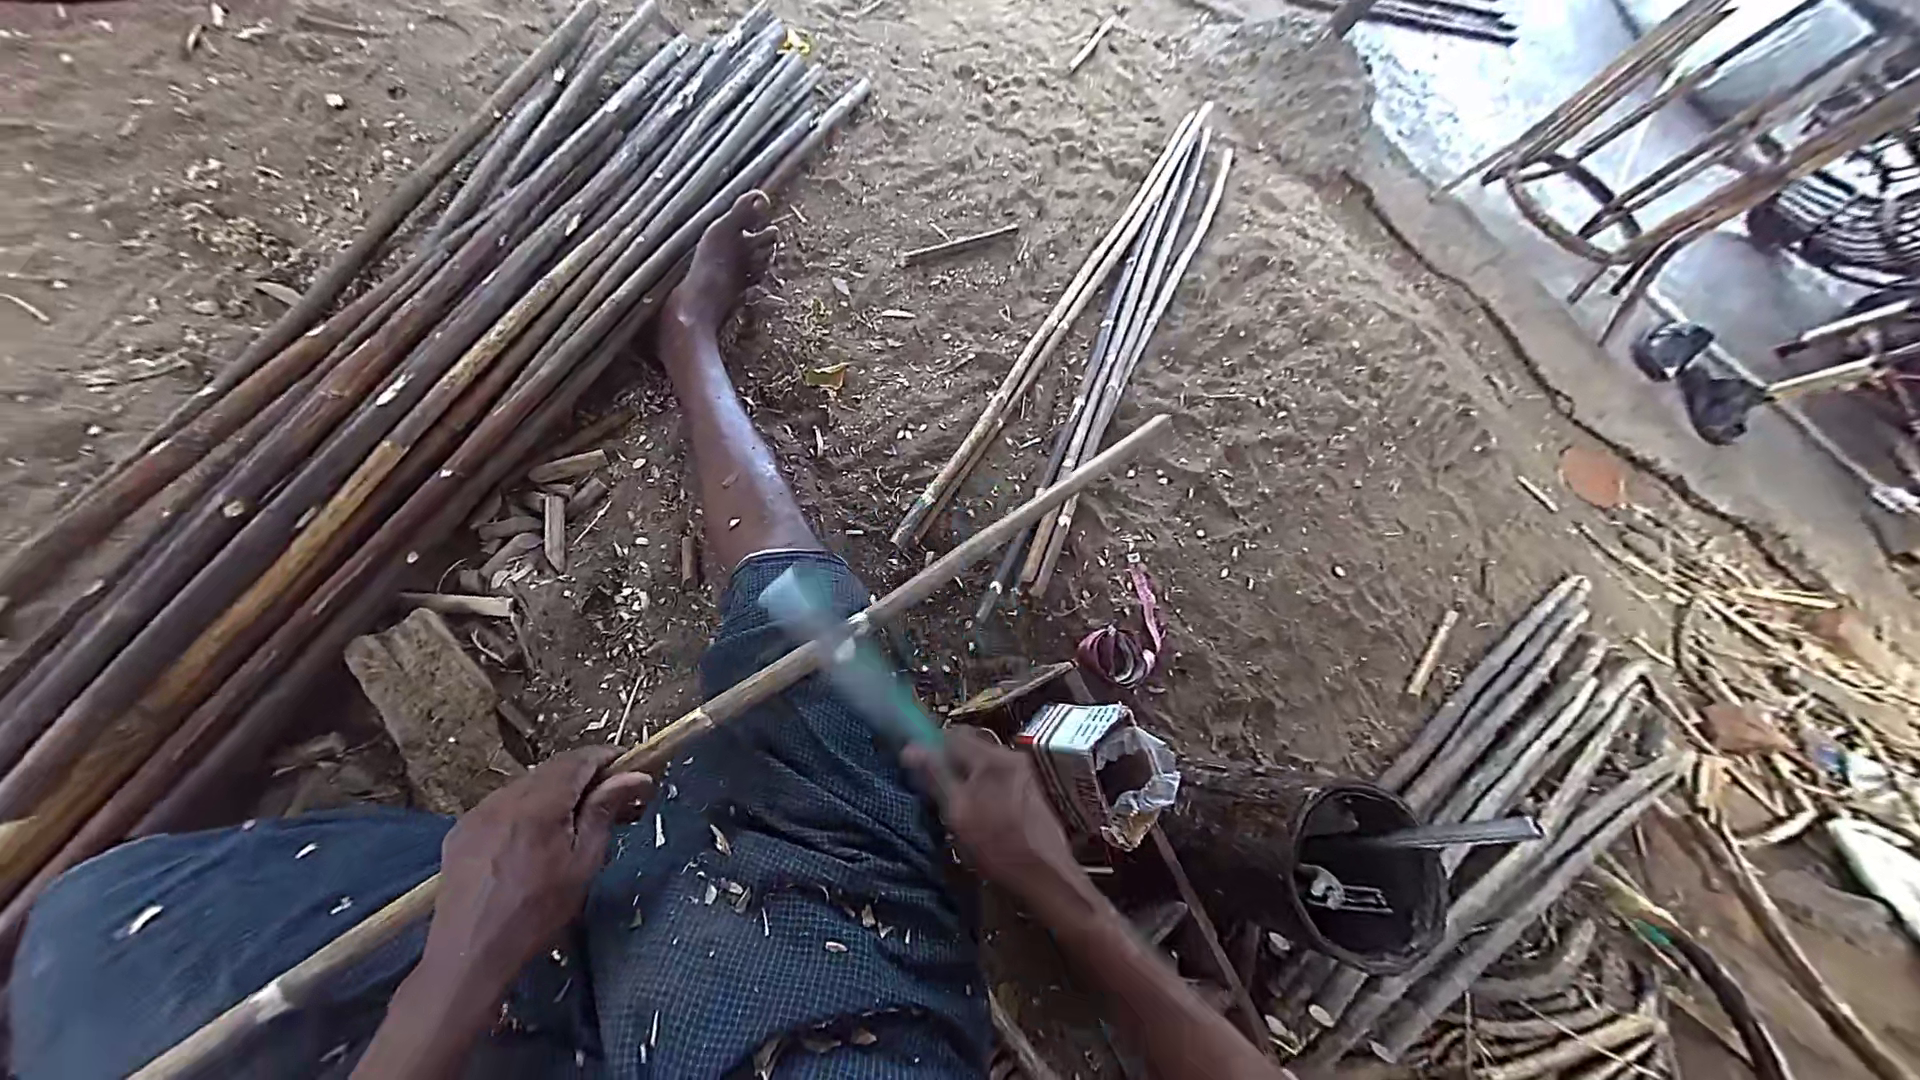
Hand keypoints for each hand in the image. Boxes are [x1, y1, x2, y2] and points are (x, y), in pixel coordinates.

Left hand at [421, 747, 654, 994]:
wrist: (469, 958)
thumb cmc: (538, 911)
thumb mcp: (584, 861)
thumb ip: (605, 810)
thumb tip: (637, 776)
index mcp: (539, 804)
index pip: (579, 759)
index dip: (608, 758)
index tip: (632, 769)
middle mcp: (505, 799)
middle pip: (555, 767)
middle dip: (586, 774)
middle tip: (612, 796)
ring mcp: (478, 813)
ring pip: (530, 782)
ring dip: (558, 788)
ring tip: (578, 816)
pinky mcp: (462, 830)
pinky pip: (505, 801)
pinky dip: (530, 804)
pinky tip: (540, 830)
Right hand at [904, 727, 1083, 909]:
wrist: (1046, 876)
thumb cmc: (997, 846)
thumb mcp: (957, 812)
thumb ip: (934, 776)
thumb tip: (910, 749)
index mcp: (991, 756)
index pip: (951, 733)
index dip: (929, 746)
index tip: (917, 767)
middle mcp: (1010, 755)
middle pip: (969, 745)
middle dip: (948, 761)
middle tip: (934, 788)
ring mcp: (1024, 771)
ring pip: (983, 761)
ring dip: (965, 774)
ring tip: (954, 803)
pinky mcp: (1030, 789)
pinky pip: (997, 775)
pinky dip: (982, 785)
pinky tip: (979, 812)